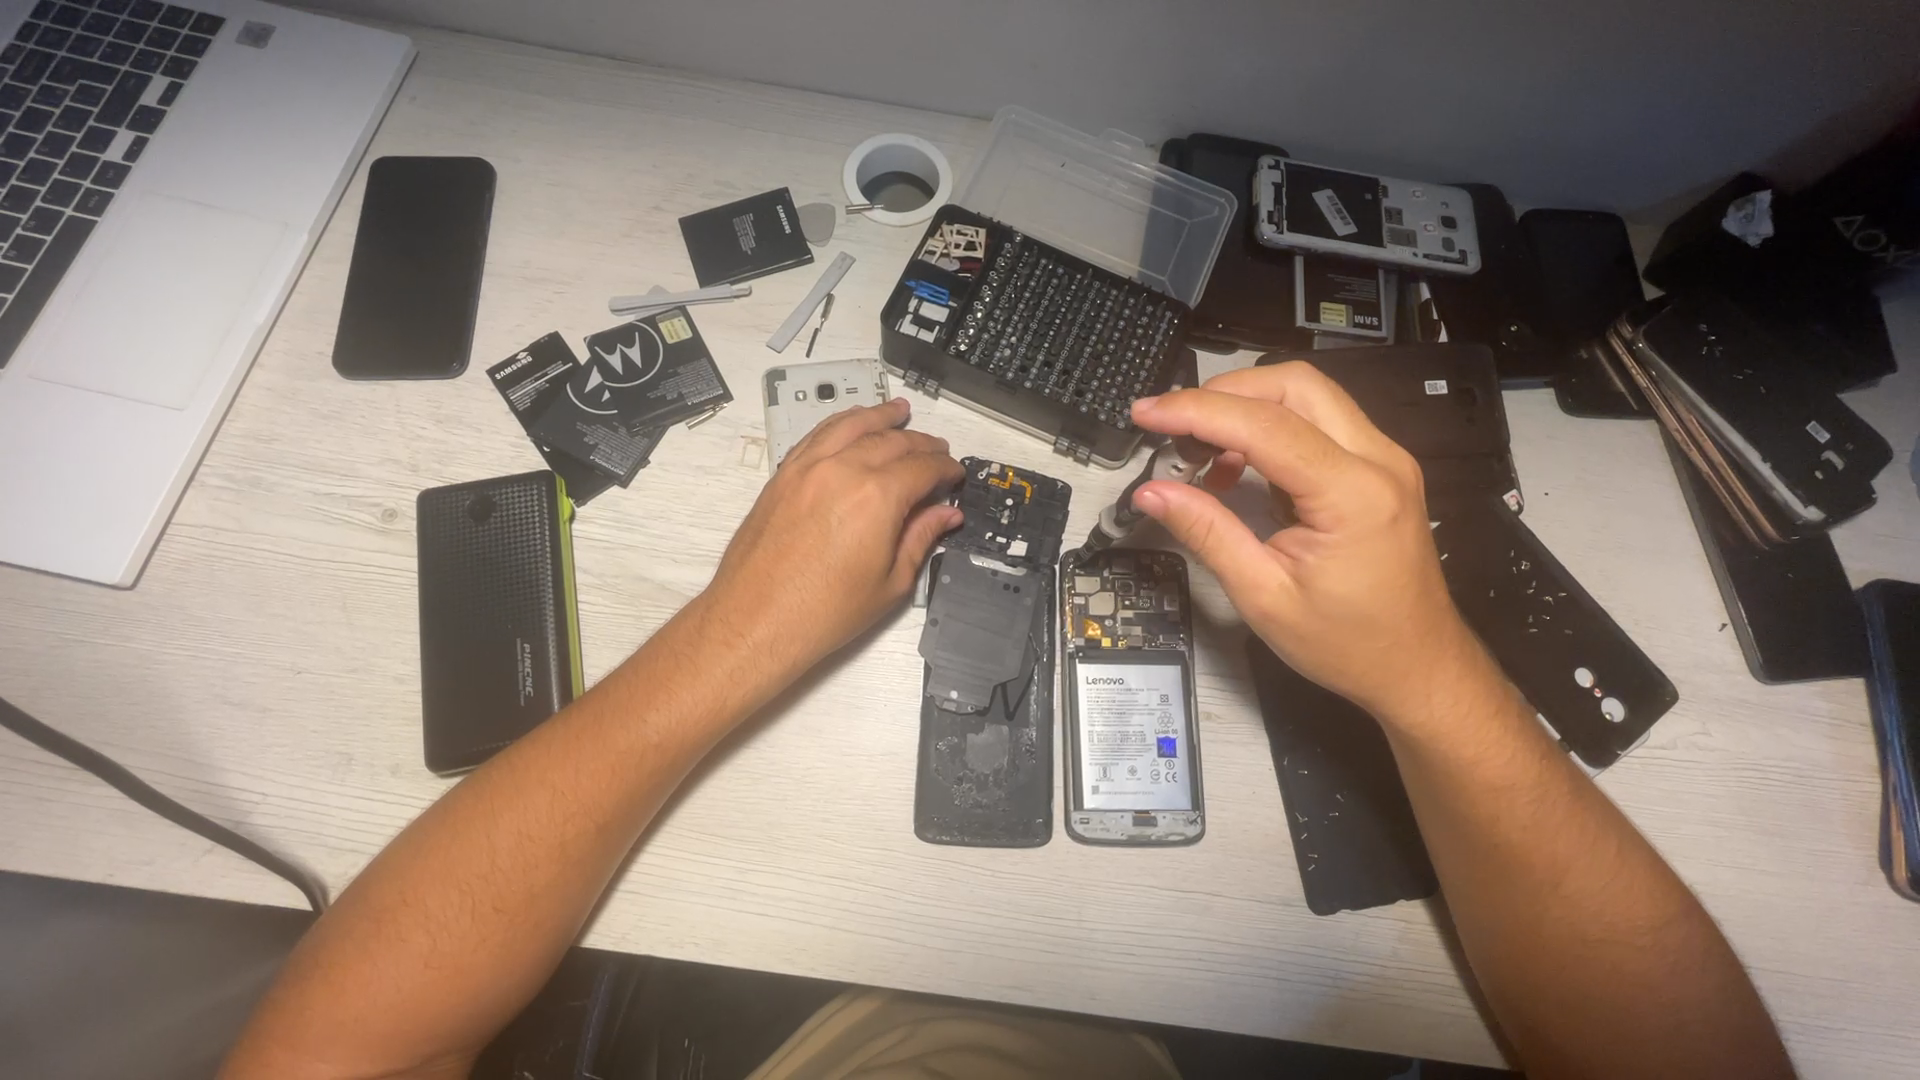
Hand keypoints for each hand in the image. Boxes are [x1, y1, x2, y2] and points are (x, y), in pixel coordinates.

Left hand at [701, 398, 962, 680]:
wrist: (755, 621)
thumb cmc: (822, 612)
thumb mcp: (890, 583)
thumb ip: (921, 539)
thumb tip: (946, 514)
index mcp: (876, 498)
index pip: (922, 467)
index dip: (945, 469)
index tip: (955, 474)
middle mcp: (842, 471)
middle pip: (892, 441)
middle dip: (920, 443)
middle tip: (937, 450)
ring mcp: (808, 468)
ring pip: (852, 425)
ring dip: (880, 416)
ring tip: (899, 410)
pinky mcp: (783, 476)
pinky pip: (818, 435)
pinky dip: (841, 423)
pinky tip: (852, 423)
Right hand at [1129, 362, 1483, 723]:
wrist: (1417, 666)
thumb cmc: (1346, 643)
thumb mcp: (1263, 596)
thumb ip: (1207, 534)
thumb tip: (1151, 493)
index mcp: (1352, 495)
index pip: (1265, 426)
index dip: (1196, 410)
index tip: (1145, 412)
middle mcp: (1378, 460)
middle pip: (1294, 386)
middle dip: (1223, 393)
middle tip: (1172, 424)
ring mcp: (1384, 459)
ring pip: (1307, 396)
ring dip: (1245, 407)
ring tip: (1199, 451)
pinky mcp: (1377, 468)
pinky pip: (1317, 423)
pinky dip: (1267, 429)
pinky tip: (1236, 469)